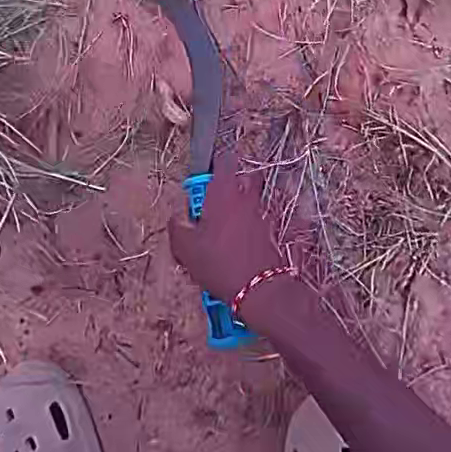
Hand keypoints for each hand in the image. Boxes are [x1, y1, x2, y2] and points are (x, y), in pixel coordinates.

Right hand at [169, 154, 285, 304]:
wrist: (259, 290)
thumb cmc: (219, 263)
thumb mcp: (186, 248)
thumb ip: (178, 226)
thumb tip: (177, 217)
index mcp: (224, 194)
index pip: (225, 161)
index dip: (216, 164)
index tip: (205, 177)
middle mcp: (246, 199)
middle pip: (245, 178)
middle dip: (233, 185)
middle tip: (216, 202)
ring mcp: (263, 215)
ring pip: (253, 202)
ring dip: (241, 209)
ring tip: (224, 230)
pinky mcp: (273, 233)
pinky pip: (260, 222)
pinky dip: (250, 229)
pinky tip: (237, 247)